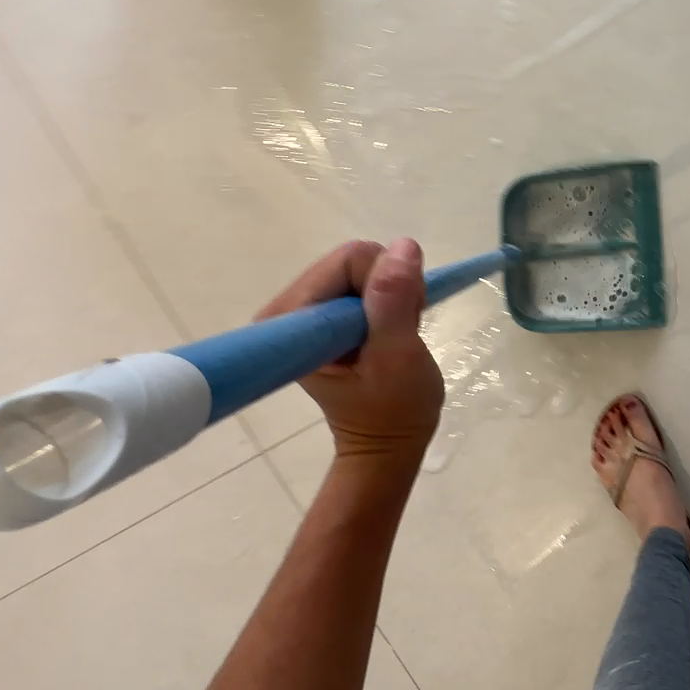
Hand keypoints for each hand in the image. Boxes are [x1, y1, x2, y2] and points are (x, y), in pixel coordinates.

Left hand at [257, 239, 443, 464]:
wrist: (389, 442)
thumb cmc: (394, 410)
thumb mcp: (398, 357)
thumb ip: (393, 302)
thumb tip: (402, 247)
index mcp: (290, 319)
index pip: (348, 262)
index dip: (387, 285)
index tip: (400, 322)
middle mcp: (287, 309)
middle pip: (354, 260)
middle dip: (390, 289)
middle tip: (400, 331)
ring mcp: (304, 311)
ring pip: (364, 268)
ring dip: (393, 297)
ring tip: (396, 335)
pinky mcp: (322, 315)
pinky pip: (365, 281)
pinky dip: (389, 301)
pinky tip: (390, 330)